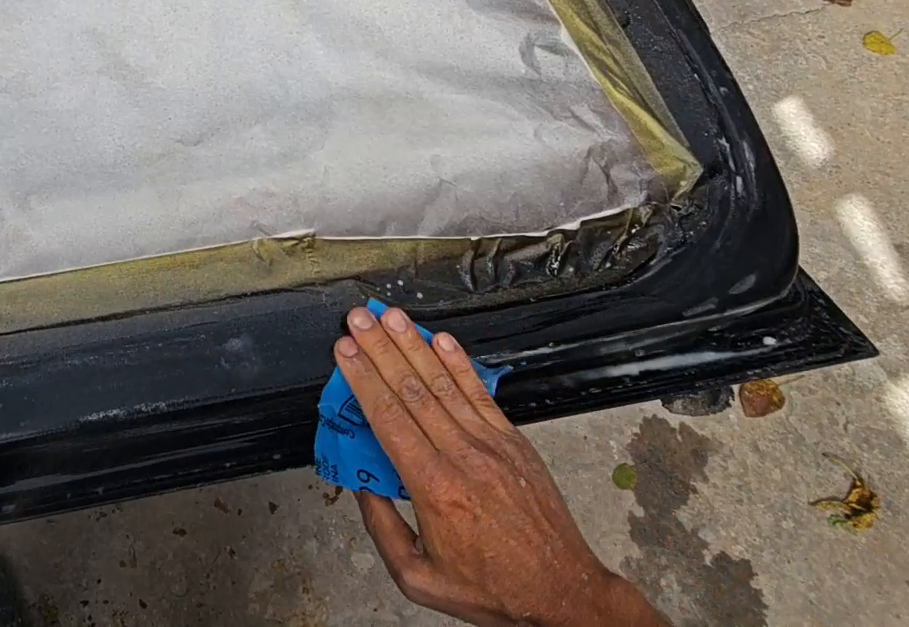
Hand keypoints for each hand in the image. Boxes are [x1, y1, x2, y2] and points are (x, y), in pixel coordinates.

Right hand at [334, 306, 667, 626]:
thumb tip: (359, 483)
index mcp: (433, 488)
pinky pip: (480, 393)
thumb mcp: (419, 578)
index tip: (344, 351)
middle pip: (411, 389)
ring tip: (390, 315)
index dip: (363, 378)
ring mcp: (491, 445)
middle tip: (358, 319)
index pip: (388, 417)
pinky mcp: (513, 441)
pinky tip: (440, 338)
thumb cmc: (493, 588)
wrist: (564, 594)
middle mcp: (461, 458)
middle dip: (380, 348)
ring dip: (413, 344)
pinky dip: (459, 363)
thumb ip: (381, 527)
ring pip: (442, 383)